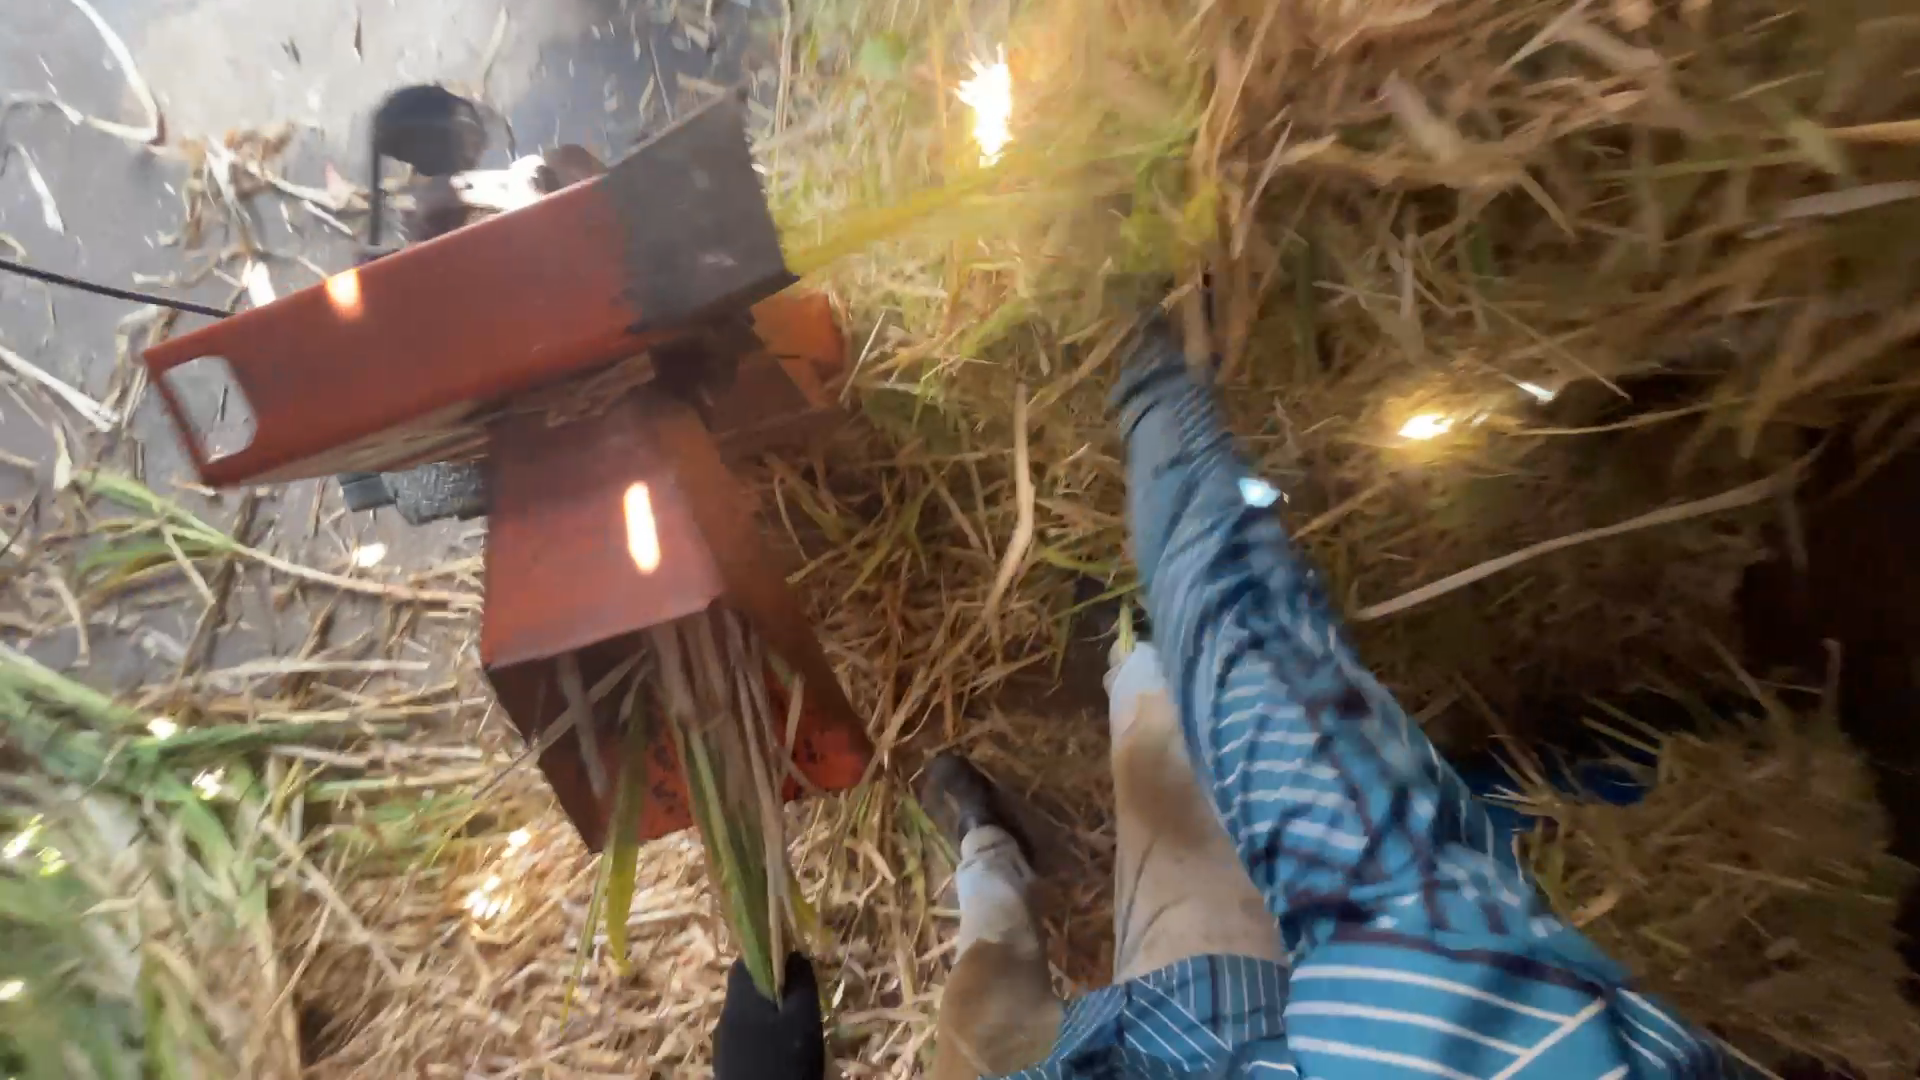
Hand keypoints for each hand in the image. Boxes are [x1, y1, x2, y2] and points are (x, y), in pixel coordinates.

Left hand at [713, 953, 824, 1079]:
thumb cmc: (785, 1062)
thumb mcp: (802, 1016)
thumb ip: (800, 979)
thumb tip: (794, 951)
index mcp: (739, 1000)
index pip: (744, 962)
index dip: (767, 956)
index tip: (790, 963)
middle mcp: (725, 1020)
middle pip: (746, 990)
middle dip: (772, 988)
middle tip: (799, 998)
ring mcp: (724, 1047)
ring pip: (747, 1016)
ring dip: (769, 1015)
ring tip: (796, 1029)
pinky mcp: (728, 1069)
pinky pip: (746, 1040)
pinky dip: (763, 1038)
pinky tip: (783, 1054)